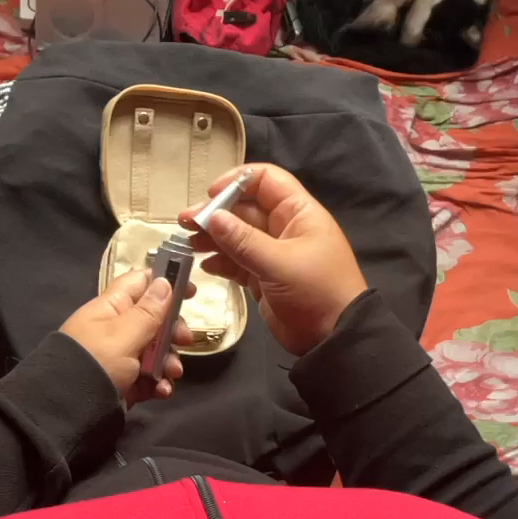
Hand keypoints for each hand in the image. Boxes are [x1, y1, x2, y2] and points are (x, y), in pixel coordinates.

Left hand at [59, 269, 189, 403]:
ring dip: (170, 361)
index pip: (140, 283)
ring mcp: (122, 358)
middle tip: (185, 340)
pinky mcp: (127, 383)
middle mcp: (118, 329)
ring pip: (157, 351)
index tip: (191, 291)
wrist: (70, 409)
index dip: (165, 282)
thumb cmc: (97, 361)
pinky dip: (159, 383)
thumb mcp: (123, 334)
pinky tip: (162, 390)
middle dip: (174, 330)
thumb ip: (148, 311)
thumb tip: (163, 282)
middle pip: (155, 320)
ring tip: (172, 373)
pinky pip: (150, 378)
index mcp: (112, 308)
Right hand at [179, 164, 367, 355]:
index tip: (210, 195)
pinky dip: (222, 263)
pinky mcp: (264, 279)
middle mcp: (284, 228)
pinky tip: (206, 266)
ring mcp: (273, 254)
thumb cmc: (315, 291)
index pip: (265, 181)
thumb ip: (243, 241)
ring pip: (237, 237)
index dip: (237, 181)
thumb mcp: (279, 264)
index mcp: (297, 213)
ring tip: (189, 245)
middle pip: (244, 209)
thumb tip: (212, 218)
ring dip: (213, 239)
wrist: (332, 338)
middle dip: (215, 214)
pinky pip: (238, 263)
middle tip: (185, 223)